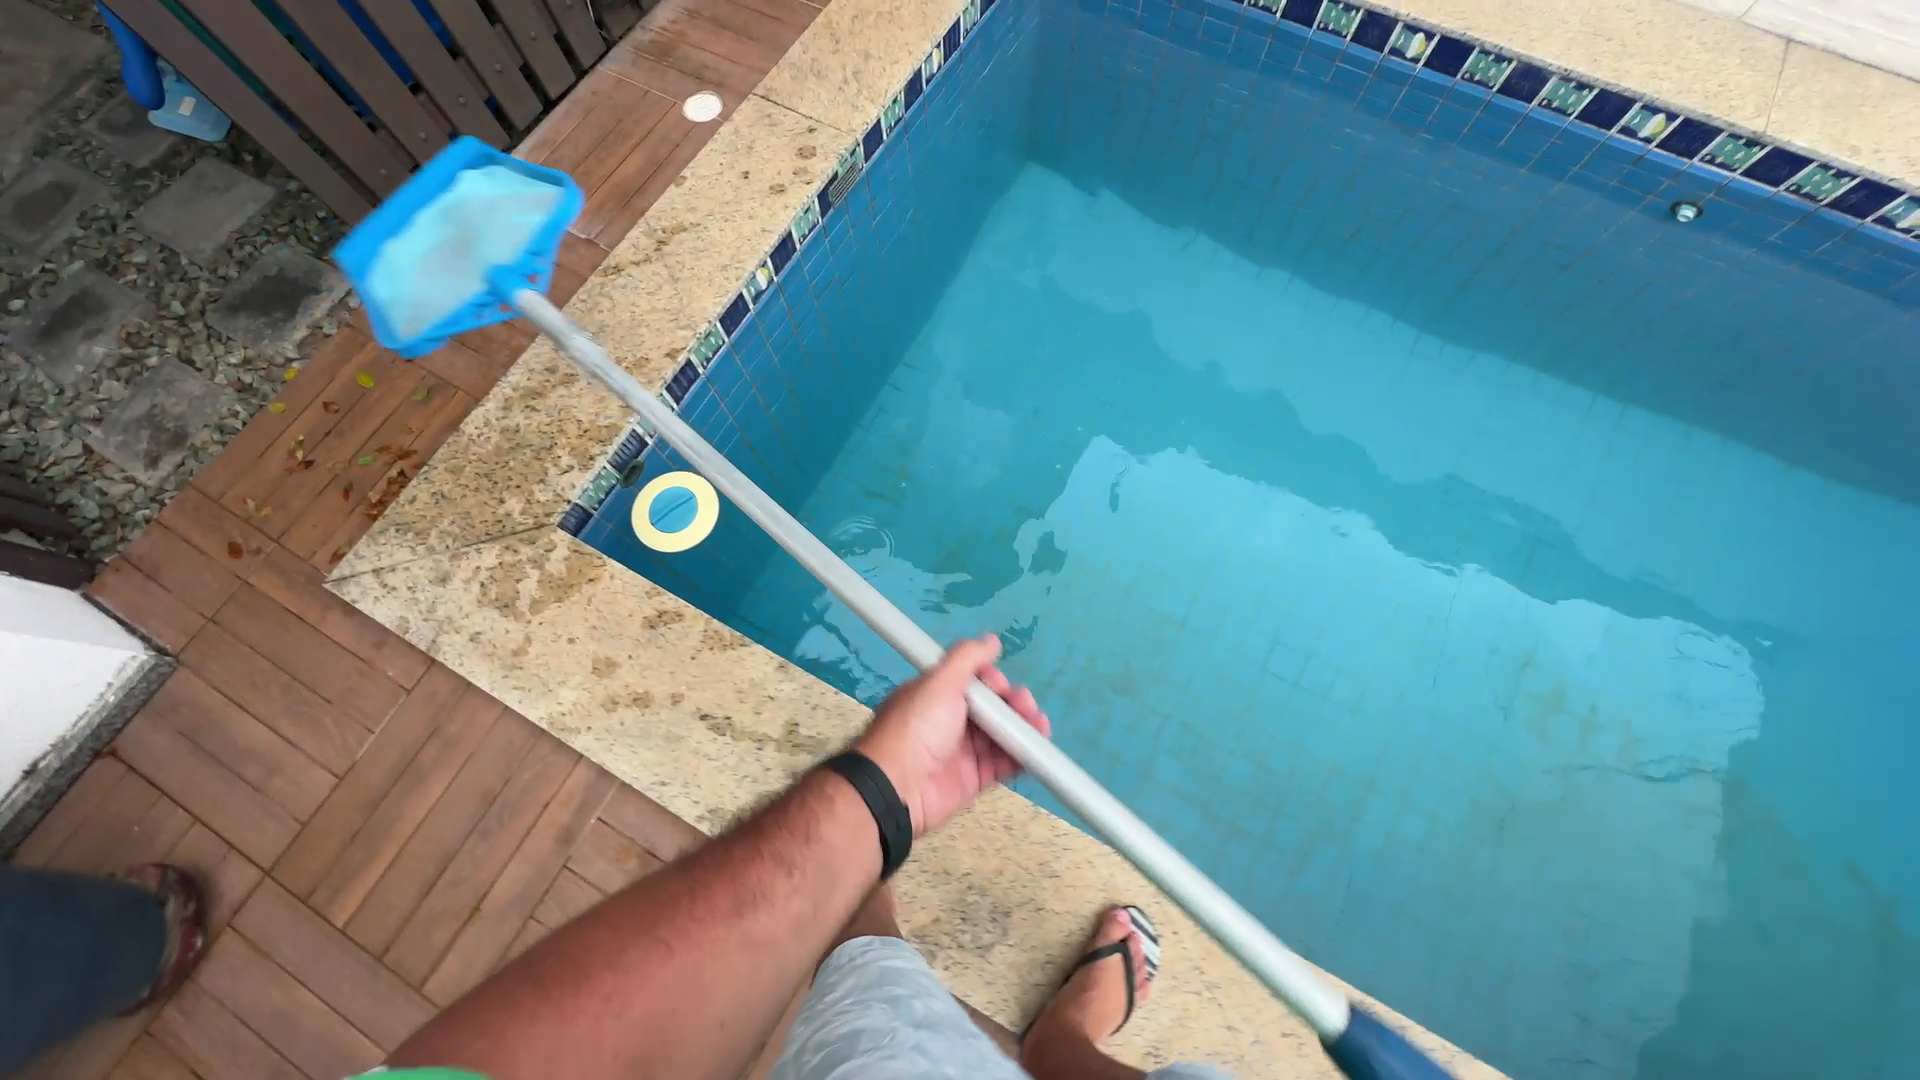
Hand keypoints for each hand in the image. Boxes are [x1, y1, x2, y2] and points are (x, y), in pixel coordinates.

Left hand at [854, 634, 1049, 836]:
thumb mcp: (940, 681)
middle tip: (1025, 706)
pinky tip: (1037, 748)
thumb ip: (967, 658)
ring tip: (1039, 725)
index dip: (992, 681)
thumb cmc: (917, 725)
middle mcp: (950, 721)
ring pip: (1001, 734)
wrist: (898, 785)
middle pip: (992, 708)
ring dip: (1023, 727)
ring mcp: (963, 751)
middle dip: (1014, 703)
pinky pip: (1003, 764)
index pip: (974, 682)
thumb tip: (991, 640)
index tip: (999, 684)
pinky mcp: (973, 779)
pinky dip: (1022, 755)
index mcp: (937, 695)